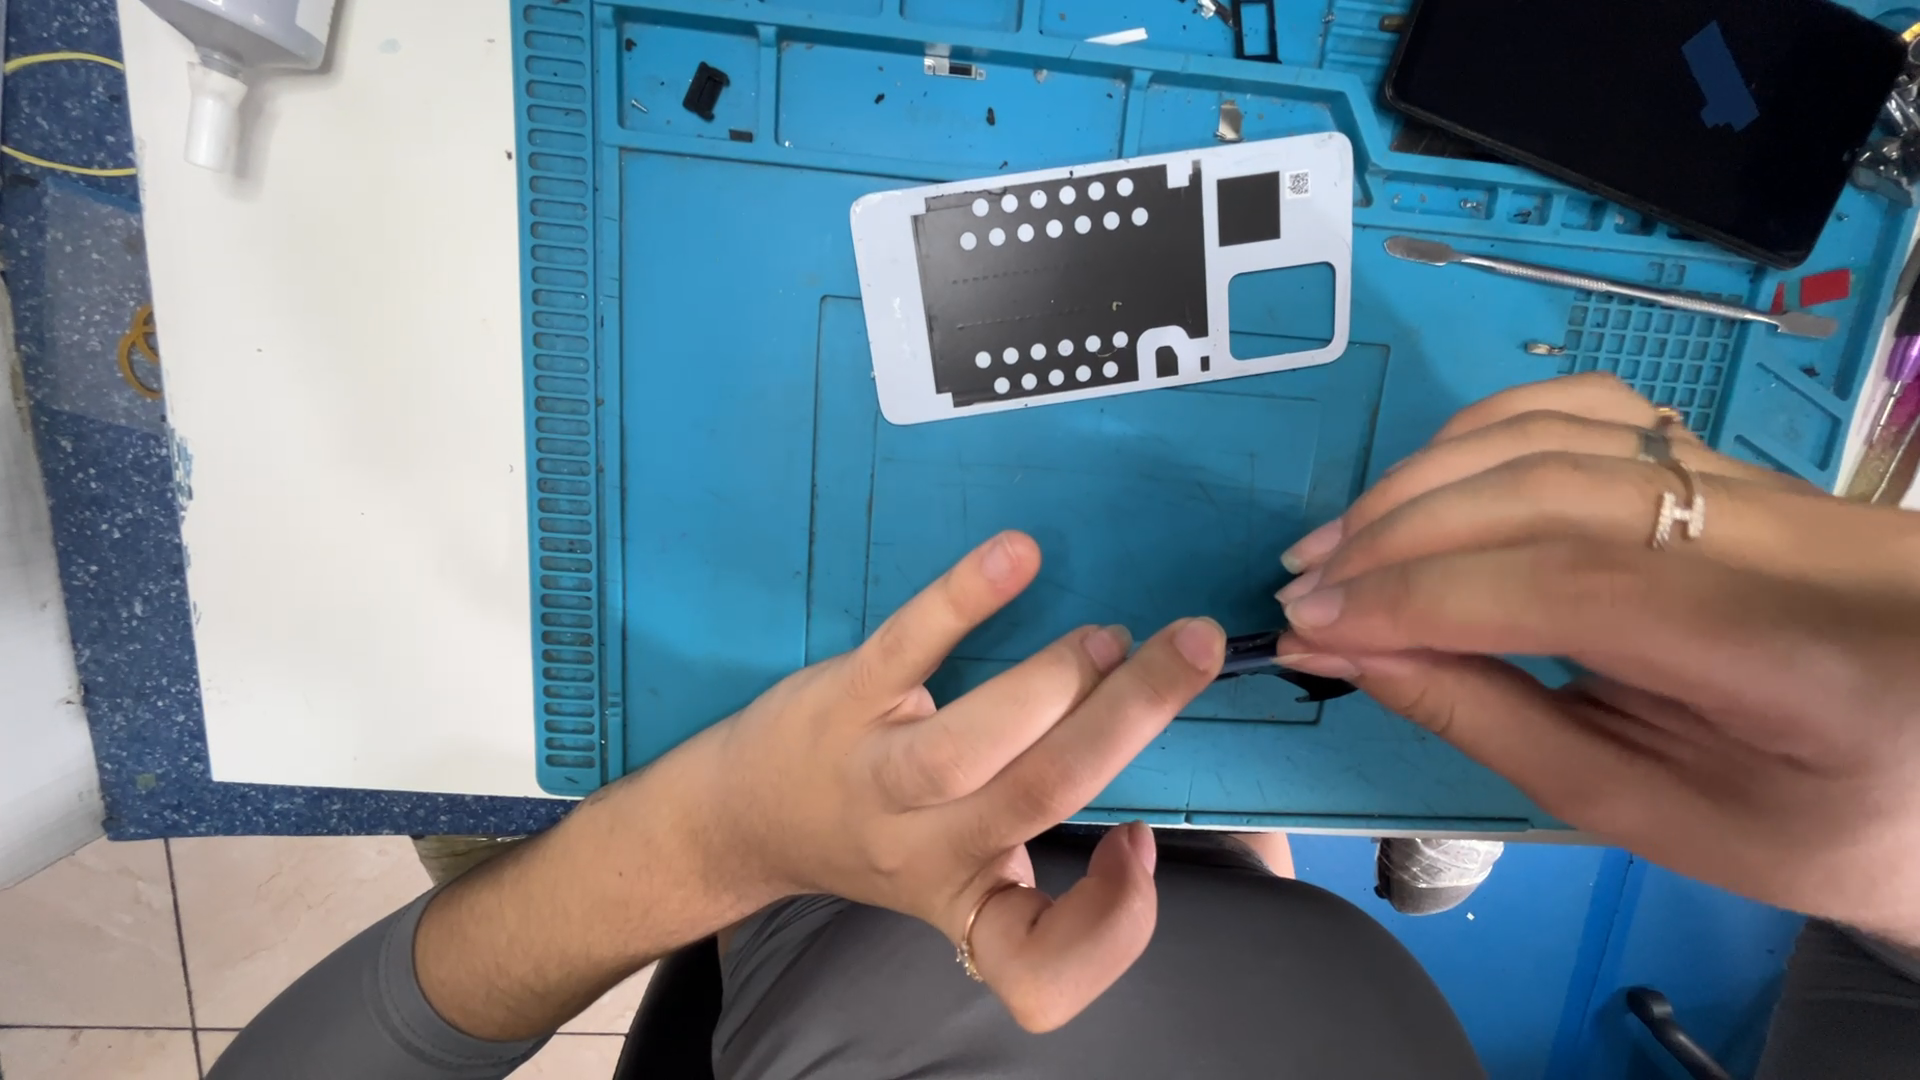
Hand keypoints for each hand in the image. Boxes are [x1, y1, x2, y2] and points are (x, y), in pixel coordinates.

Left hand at [679, 531, 1225, 1030]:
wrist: (745, 813)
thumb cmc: (873, 830)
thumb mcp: (946, 865)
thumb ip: (1029, 818)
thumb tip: (1116, 719)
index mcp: (962, 897)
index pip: (1037, 971)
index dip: (1115, 924)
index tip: (1138, 840)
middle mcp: (921, 847)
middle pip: (1039, 795)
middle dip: (1129, 719)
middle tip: (1190, 649)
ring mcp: (878, 773)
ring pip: (976, 741)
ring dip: (1059, 680)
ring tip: (1109, 635)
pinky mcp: (843, 702)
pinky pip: (906, 649)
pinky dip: (965, 599)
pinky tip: (1016, 555)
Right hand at [1274, 374, 1919, 944]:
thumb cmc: (1801, 817)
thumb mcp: (1638, 806)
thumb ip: (1479, 716)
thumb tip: (1342, 651)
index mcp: (1802, 651)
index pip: (1565, 585)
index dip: (1416, 597)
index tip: (1310, 625)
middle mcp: (1792, 531)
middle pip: (1541, 491)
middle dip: (1393, 538)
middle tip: (1304, 589)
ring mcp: (1758, 474)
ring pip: (1547, 434)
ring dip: (1413, 485)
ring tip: (1335, 543)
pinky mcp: (1718, 456)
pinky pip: (1576, 409)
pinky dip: (1470, 436)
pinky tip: (1418, 484)